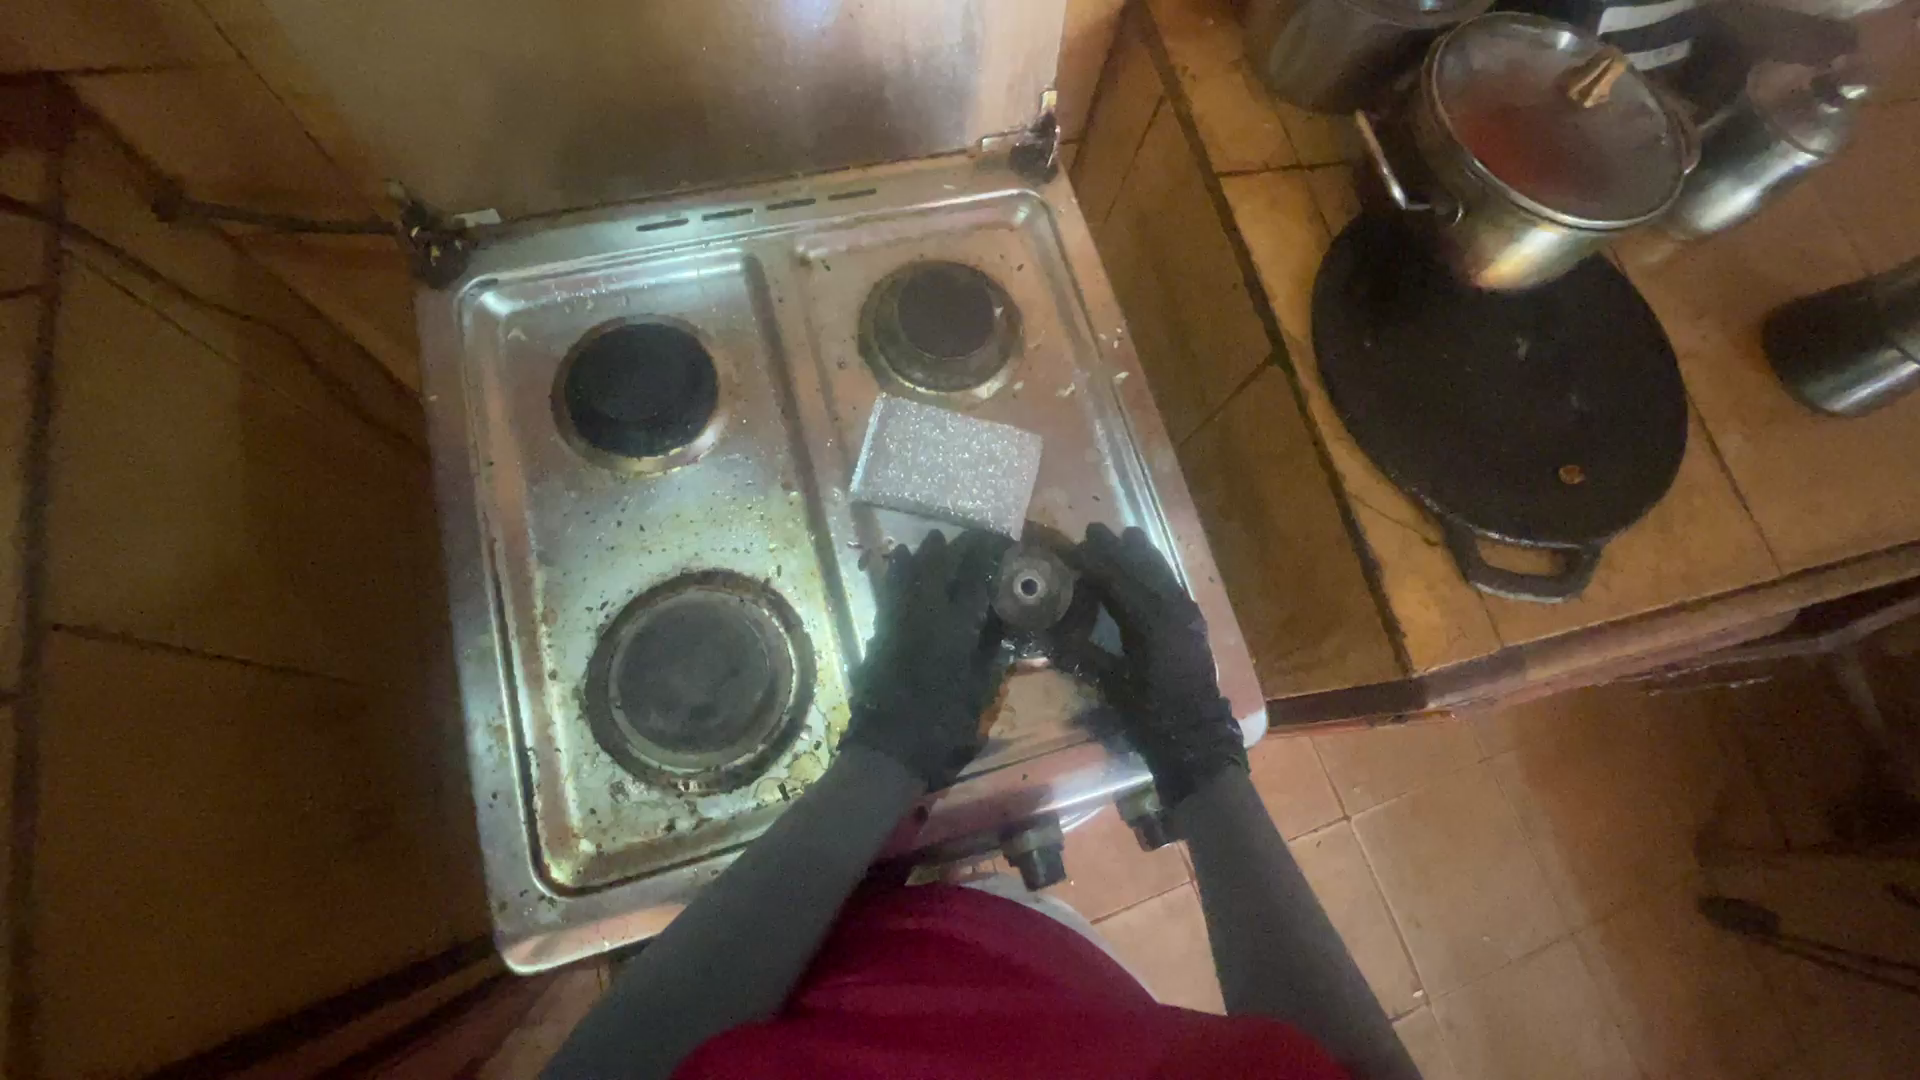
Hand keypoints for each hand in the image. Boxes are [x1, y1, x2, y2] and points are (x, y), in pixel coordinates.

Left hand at [845, 530, 1011, 789]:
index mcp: (957, 631)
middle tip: (969, 536)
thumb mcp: (977, 692)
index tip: (997, 545)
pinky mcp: (881, 630)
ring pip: (911, 575)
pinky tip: (898, 561)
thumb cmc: (941, 725)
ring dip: (923, 555)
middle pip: (942, 571)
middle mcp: (928, 617)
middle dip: (956, 550)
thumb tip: (998, 630)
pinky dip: (895, 573)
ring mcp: (900, 621)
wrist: (889, 745)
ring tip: (933, 538)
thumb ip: (989, 657)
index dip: (986, 562)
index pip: (974, 585)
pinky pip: (889, 592)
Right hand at [1079, 523, 1246, 806]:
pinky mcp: (1194, 623)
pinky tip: (1150, 566)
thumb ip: (1086, 655)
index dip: (1095, 562)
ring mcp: (1188, 615)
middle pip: (1141, 570)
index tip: (1074, 547)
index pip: (1118, 581)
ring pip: (1161, 573)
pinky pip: (1173, 586)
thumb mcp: (1112, 684)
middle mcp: (1173, 610)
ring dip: (1140, 555)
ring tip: (1124, 536)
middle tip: (1092, 532)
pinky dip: (1157, 571)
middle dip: (1116, 550)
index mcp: (1151, 623)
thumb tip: (1052, 635)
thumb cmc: (1151, 714)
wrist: (1197, 738)